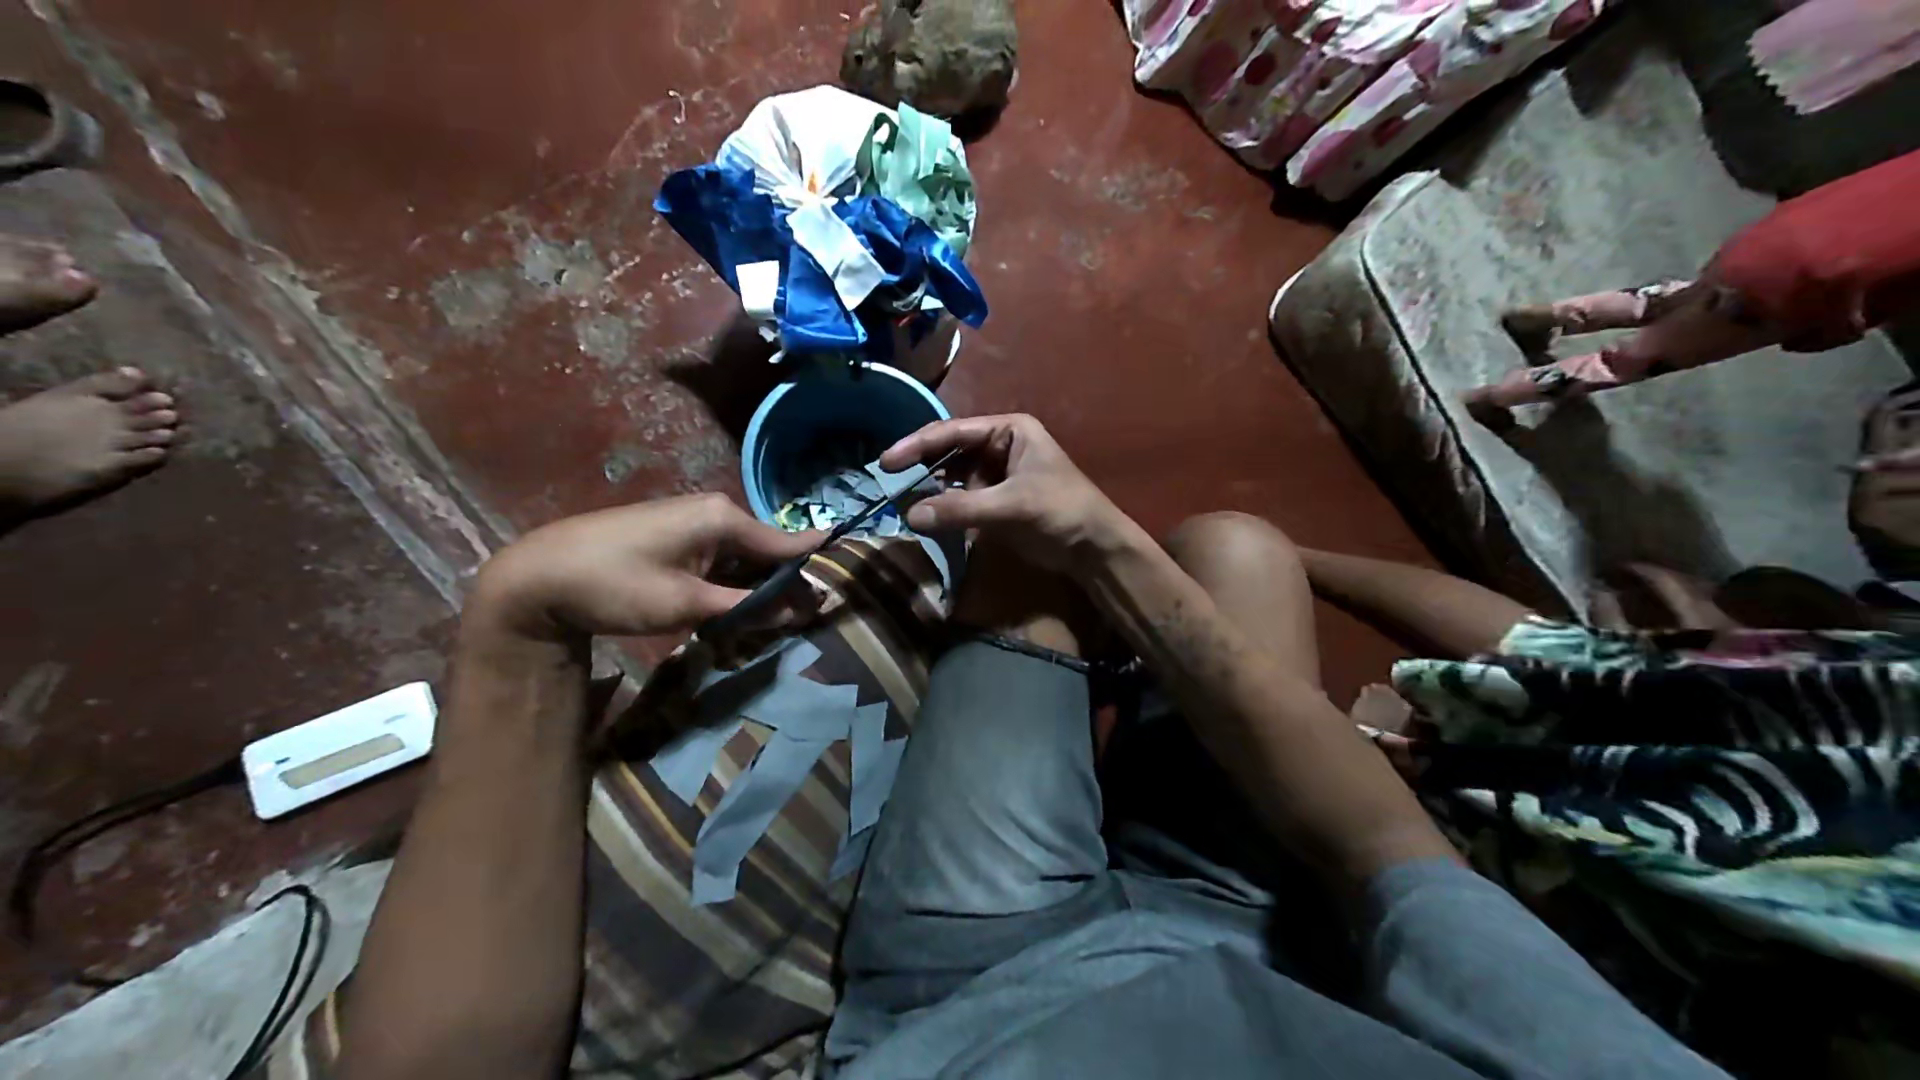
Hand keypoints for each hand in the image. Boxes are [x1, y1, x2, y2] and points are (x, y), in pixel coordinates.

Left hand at [466, 494, 819, 643]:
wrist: (537, 576)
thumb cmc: (616, 586)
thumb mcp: (686, 604)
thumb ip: (747, 606)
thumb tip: (800, 609)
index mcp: (723, 517)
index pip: (788, 544)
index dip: (814, 571)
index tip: (839, 596)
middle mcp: (715, 512)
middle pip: (766, 552)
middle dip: (783, 587)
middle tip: (799, 625)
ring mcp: (694, 523)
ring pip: (744, 558)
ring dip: (755, 590)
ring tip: (771, 625)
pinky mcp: (677, 538)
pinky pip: (720, 560)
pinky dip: (730, 585)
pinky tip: (734, 612)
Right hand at [880, 414, 1126, 572]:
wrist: (1094, 549)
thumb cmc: (1061, 511)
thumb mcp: (1011, 505)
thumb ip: (961, 509)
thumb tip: (910, 516)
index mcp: (1008, 430)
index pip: (953, 432)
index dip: (917, 445)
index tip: (886, 463)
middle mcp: (999, 447)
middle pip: (949, 452)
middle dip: (921, 467)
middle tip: (888, 482)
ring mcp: (996, 475)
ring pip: (952, 477)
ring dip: (930, 490)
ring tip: (903, 503)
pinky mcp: (995, 501)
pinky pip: (960, 499)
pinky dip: (943, 508)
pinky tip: (925, 517)